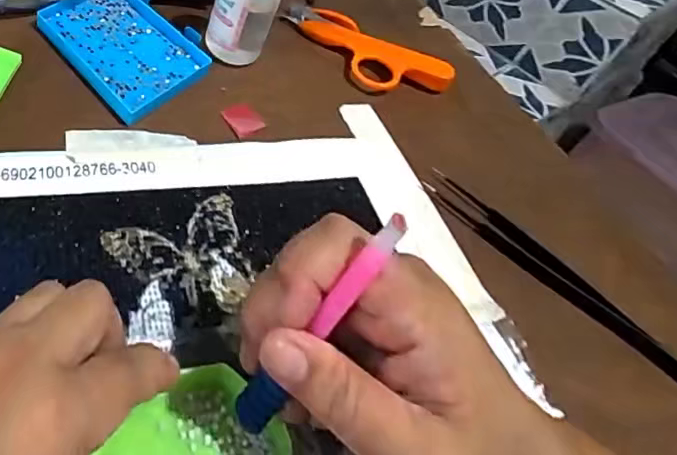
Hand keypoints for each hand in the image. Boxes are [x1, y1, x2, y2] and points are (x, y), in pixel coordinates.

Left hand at [0, 280, 178, 454]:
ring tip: (61, 370)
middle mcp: (26, 357)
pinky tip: (14, 378)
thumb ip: (87, 433)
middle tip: (103, 377)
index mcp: (58, 406)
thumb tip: (102, 411)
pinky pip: (9, 315)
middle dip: (110, 332)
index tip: (166, 371)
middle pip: (90, 300)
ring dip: (67, 323)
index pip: (129, 369)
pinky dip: (28, 333)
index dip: (156, 368)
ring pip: (49, 292)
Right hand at [241, 215, 608, 454]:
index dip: (294, 278)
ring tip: (278, 394)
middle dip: (275, 310)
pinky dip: (294, 349)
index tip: (272, 340)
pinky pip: (314, 314)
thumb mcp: (417, 448)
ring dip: (278, 333)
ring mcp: (377, 299)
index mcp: (411, 295)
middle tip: (258, 373)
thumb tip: (270, 345)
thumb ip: (345, 397)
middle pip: (309, 261)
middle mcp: (390, 281)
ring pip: (303, 287)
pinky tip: (297, 394)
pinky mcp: (369, 321)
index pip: (336, 243)